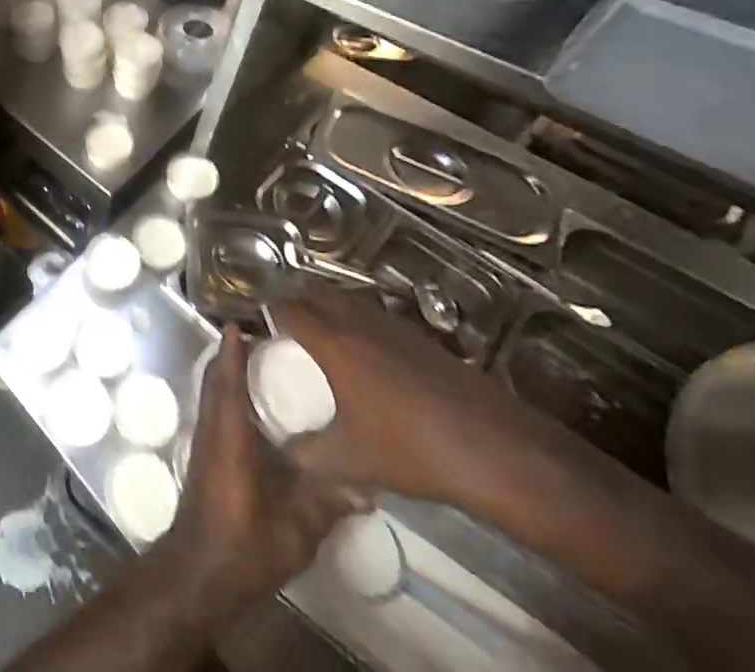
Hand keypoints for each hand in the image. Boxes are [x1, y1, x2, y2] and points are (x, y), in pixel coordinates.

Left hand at [153, 326, 367, 623]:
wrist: (200, 573)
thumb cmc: (244, 542)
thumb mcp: (296, 524)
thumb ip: (330, 500)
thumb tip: (368, 484)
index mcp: (228, 435)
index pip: (227, 381)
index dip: (232, 352)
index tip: (240, 323)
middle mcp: (211, 432)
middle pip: (215, 382)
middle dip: (231, 356)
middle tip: (261, 337)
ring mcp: (205, 446)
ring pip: (213, 398)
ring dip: (228, 377)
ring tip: (261, 364)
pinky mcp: (206, 461)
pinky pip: (216, 415)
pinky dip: (229, 399)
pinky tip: (256, 411)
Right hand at [272, 285, 568, 516]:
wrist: (500, 454)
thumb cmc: (413, 452)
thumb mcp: (348, 461)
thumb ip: (305, 453)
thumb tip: (283, 450)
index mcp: (334, 344)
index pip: (288, 308)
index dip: (266, 309)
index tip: (254, 320)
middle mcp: (361, 324)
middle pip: (317, 293)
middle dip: (293, 300)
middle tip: (279, 322)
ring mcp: (397, 328)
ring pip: (349, 300)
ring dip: (326, 306)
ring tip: (315, 329)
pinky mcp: (424, 339)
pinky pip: (375, 315)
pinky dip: (356, 320)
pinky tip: (362, 349)